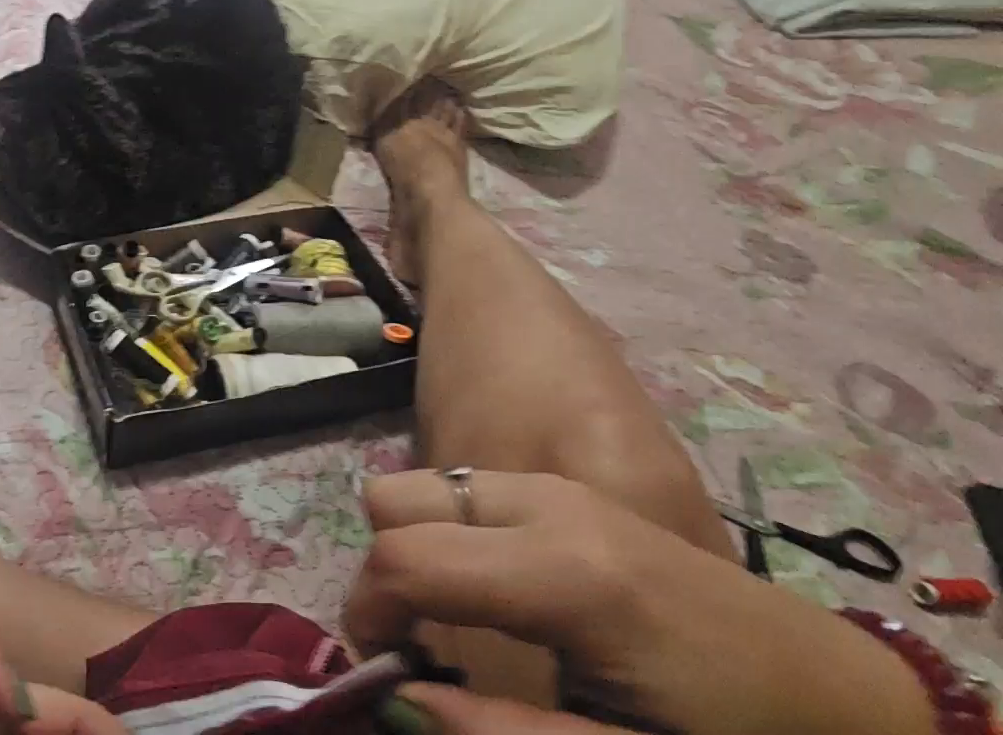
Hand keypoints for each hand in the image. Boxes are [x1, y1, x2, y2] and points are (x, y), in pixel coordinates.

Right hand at [347, 471, 934, 734]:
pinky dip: (440, 536)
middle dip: (379, 575)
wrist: (829, 689)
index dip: (367, 615)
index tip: (377, 672)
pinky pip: (455, 493)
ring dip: (407, 549)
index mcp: (564, 572)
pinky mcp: (556, 488)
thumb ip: (503, 731)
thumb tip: (398, 697)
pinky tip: (484, 592)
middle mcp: (542, 503)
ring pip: (416, 487)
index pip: (407, 560)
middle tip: (410, 644)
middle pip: (392, 503)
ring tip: (444, 618)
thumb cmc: (727, 731)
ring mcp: (548, 485)